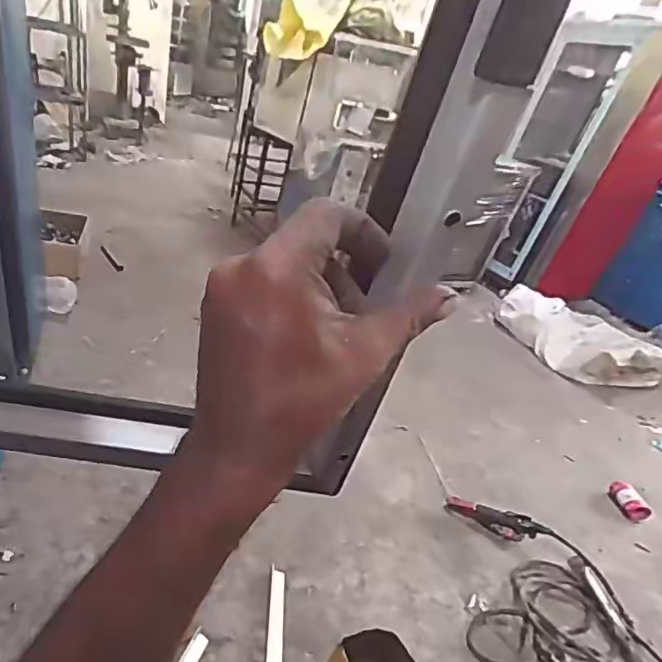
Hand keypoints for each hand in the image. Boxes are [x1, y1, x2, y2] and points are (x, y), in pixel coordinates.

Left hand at [179, 200, 453, 491]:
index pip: (326, 215)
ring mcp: (222, 288)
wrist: (240, 446)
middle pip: (306, 241)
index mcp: (275, 268)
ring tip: (337, 330)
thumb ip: (408, 315)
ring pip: (284, 263)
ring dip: (320, 285)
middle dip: (345, 269)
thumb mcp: (364, 354)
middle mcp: (240, 267)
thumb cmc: (299, 403)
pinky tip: (306, 337)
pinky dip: (291, 297)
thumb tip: (446, 296)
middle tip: (365, 308)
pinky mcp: (215, 308)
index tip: (383, 265)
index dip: (364, 232)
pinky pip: (261, 283)